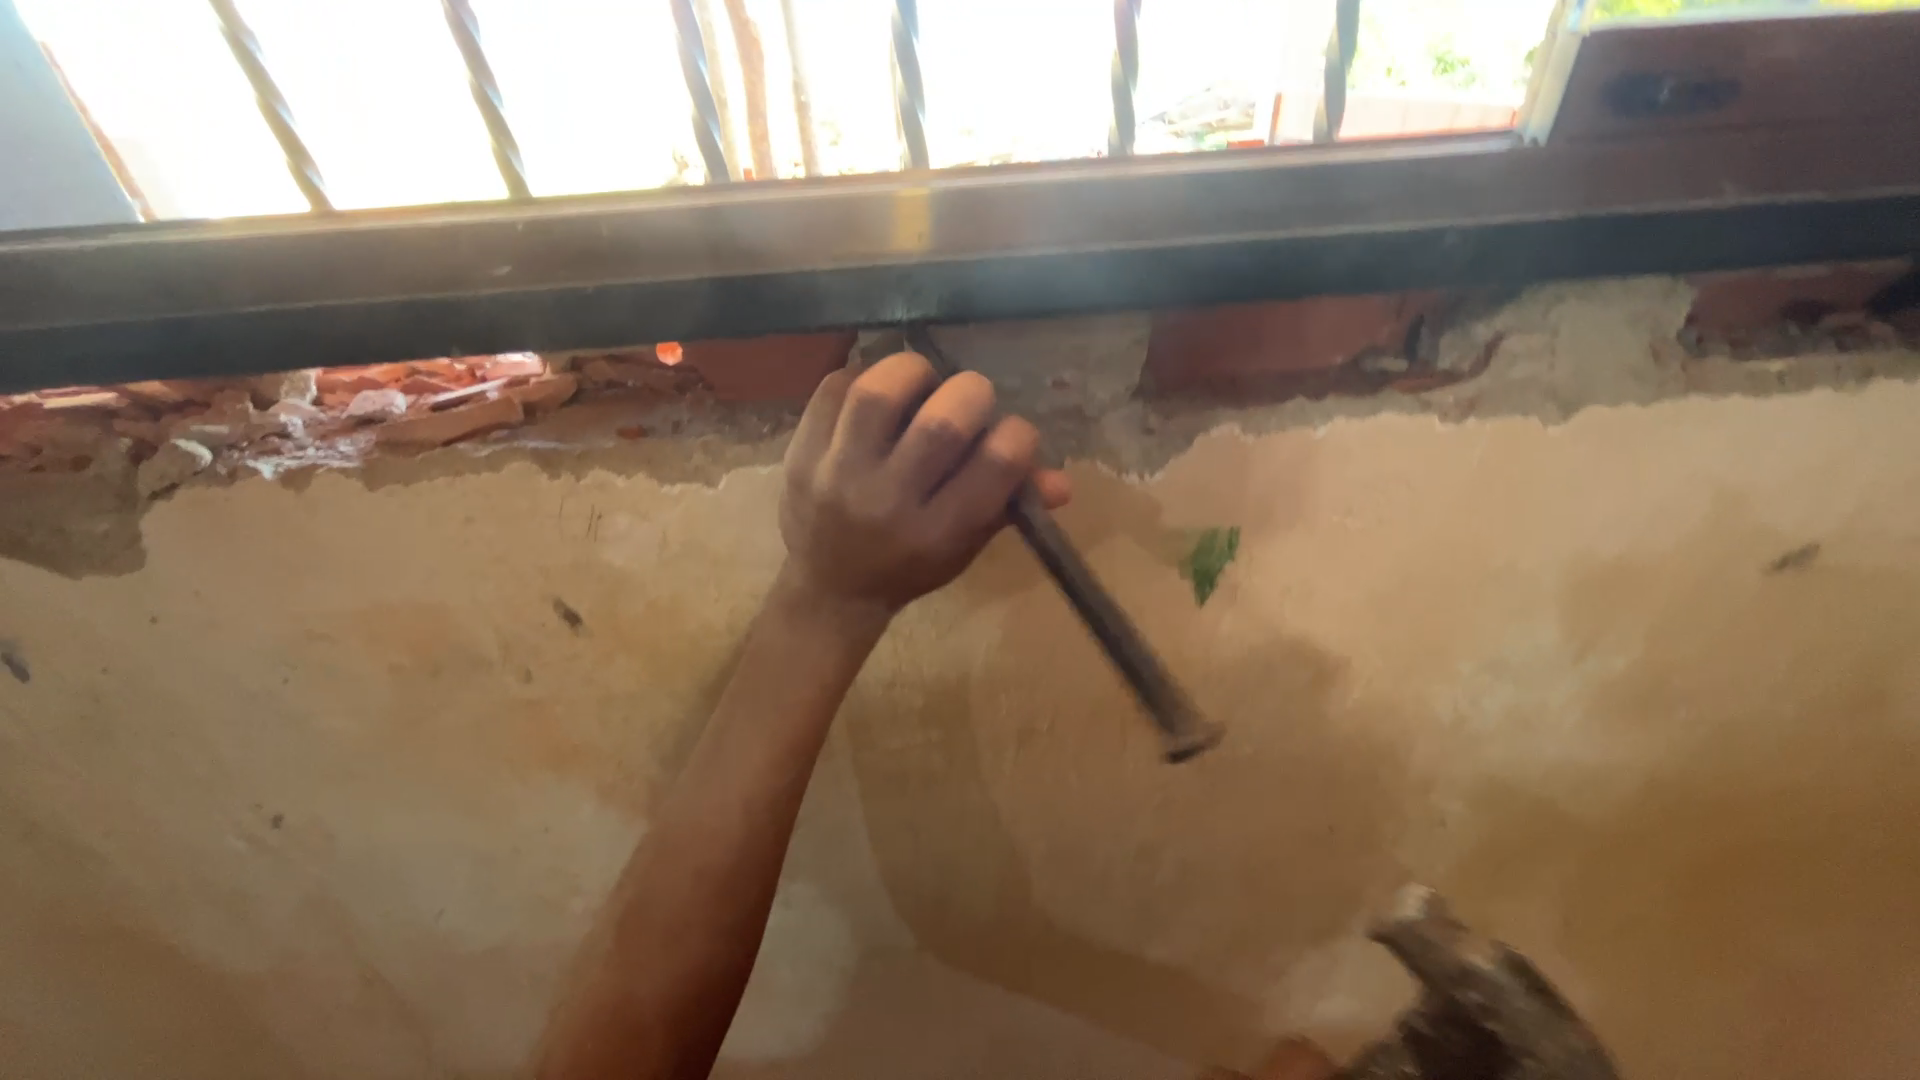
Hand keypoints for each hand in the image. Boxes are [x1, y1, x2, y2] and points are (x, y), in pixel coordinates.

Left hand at [779, 351, 1070, 620]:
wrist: (829, 590)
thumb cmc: (911, 566)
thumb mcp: (964, 547)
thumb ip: (1009, 507)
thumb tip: (1063, 482)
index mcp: (939, 533)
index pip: (996, 465)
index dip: (1018, 435)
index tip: (1011, 432)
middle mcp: (890, 503)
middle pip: (943, 423)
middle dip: (971, 394)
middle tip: (968, 398)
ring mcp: (838, 476)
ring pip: (879, 394)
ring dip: (913, 371)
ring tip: (922, 382)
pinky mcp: (802, 454)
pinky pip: (833, 388)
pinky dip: (862, 376)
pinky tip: (877, 394)